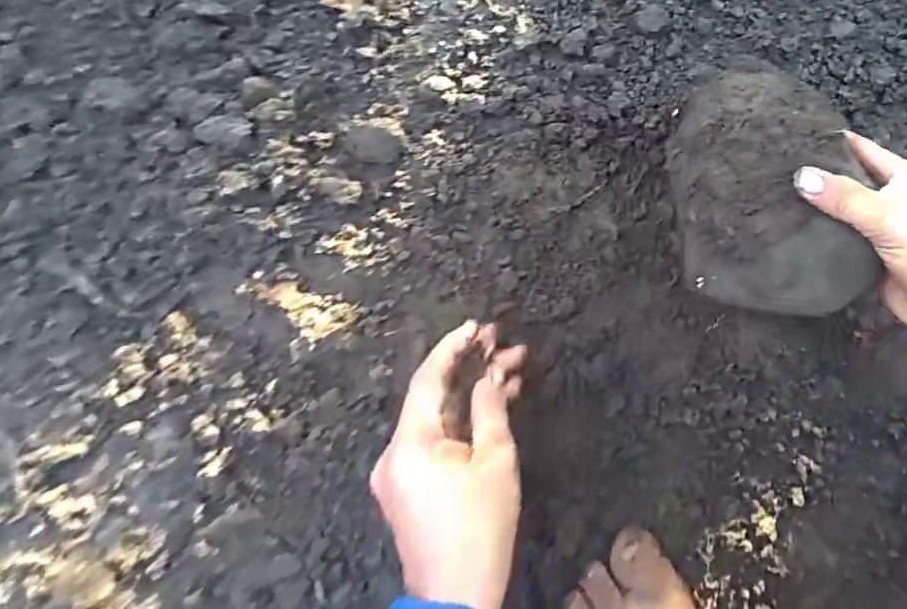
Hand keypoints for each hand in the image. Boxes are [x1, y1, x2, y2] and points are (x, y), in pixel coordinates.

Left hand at [371, 320, 526, 608]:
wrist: (457, 598)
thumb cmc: (479, 526)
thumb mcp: (495, 459)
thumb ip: (490, 408)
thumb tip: (490, 374)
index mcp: (409, 444)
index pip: (427, 378)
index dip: (453, 346)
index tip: (478, 325)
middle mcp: (395, 454)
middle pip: (433, 394)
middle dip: (470, 365)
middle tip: (503, 341)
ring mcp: (399, 471)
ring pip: (438, 414)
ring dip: (472, 391)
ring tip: (512, 365)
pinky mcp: (410, 485)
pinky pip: (436, 437)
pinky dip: (463, 418)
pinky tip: (495, 401)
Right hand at [795, 132, 906, 328]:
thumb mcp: (888, 215)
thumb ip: (844, 196)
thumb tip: (801, 176)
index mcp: (900, 175)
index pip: (858, 148)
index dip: (828, 142)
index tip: (793, 139)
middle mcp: (888, 197)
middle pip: (845, 181)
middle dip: (816, 178)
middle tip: (776, 172)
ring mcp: (878, 228)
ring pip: (839, 214)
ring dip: (816, 212)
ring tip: (775, 200)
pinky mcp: (869, 257)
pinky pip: (840, 243)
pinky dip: (821, 240)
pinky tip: (790, 234)